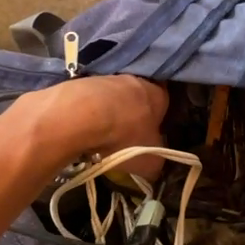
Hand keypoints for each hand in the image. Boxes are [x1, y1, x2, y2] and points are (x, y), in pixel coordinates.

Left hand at [11, 74, 169, 163]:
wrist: (80, 116)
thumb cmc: (124, 137)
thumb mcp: (149, 162)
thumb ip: (157, 162)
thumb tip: (154, 166)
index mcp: (158, 95)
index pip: (165, 105)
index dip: (157, 123)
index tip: (148, 139)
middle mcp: (137, 80)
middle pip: (138, 100)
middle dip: (131, 118)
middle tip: (124, 141)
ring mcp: (109, 78)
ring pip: (114, 99)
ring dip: (109, 115)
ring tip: (100, 138)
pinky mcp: (83, 81)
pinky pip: (92, 99)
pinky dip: (90, 112)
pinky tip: (83, 128)